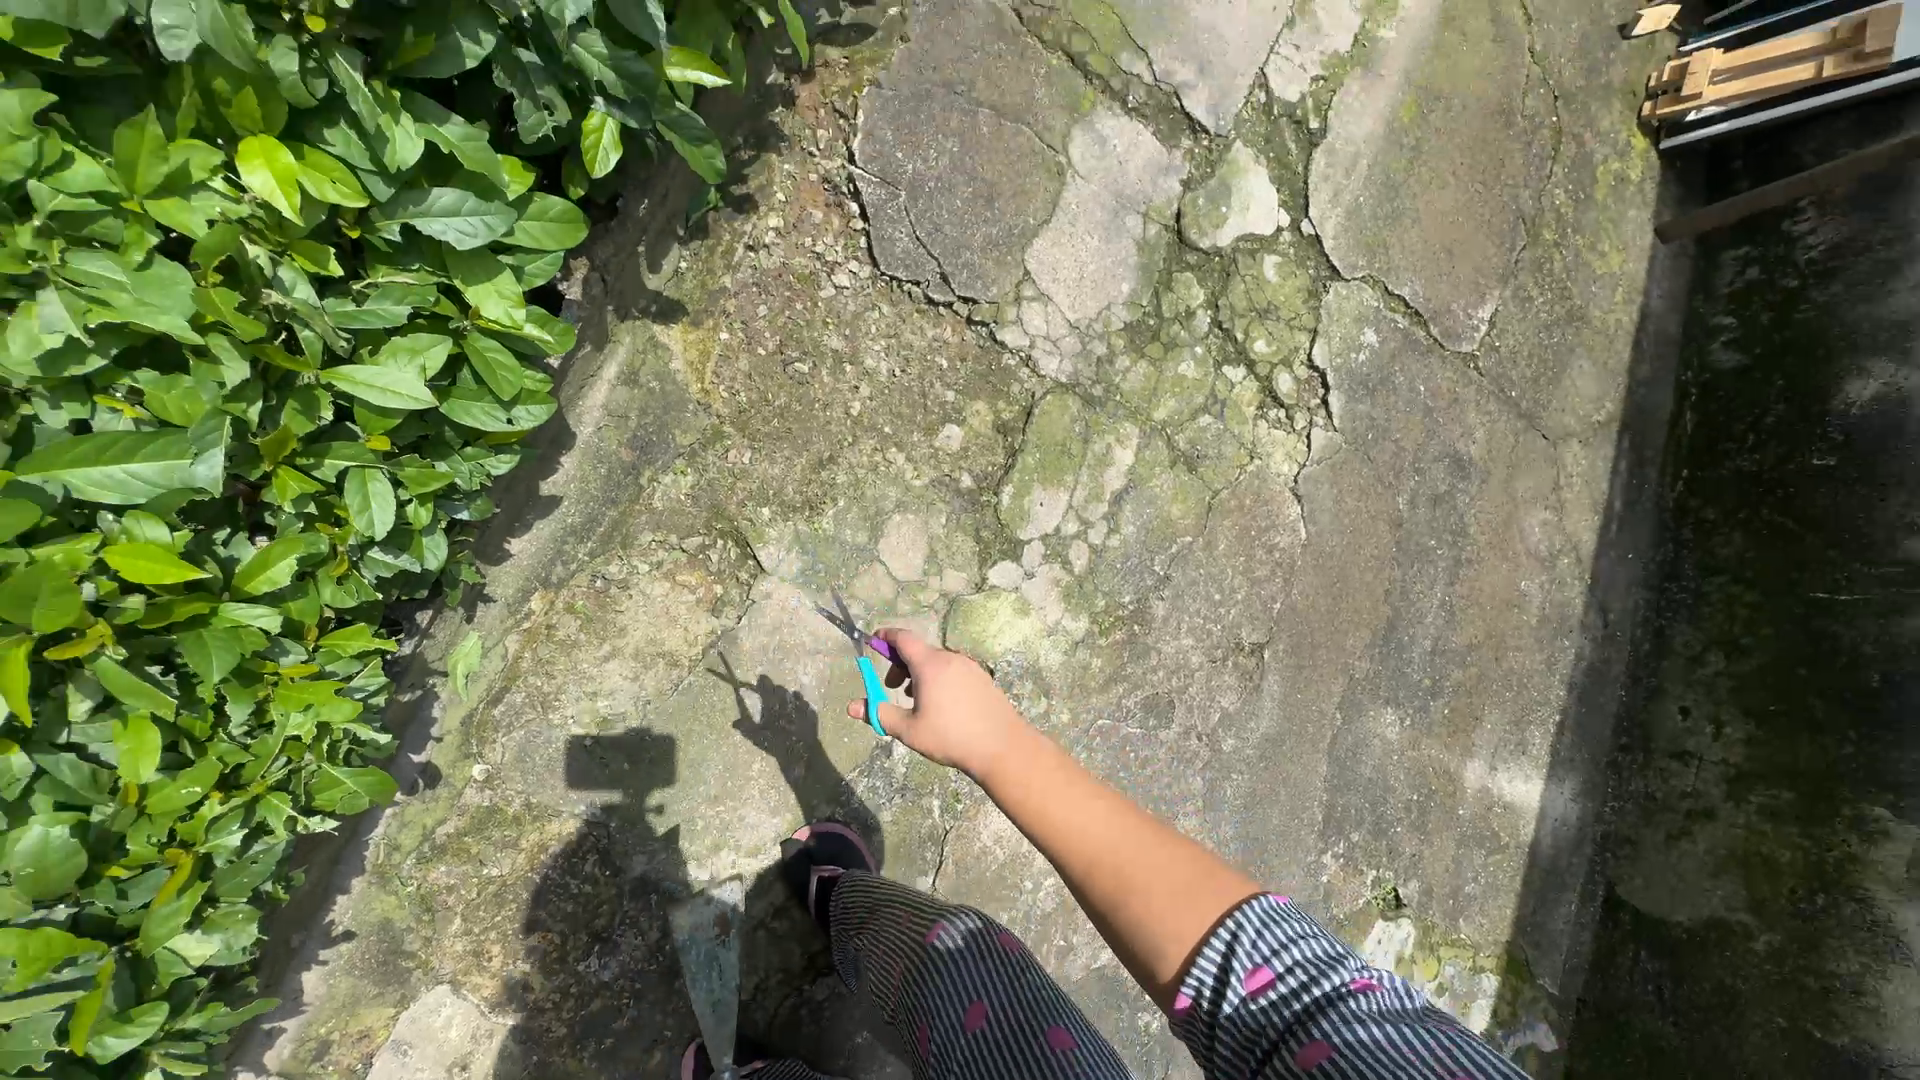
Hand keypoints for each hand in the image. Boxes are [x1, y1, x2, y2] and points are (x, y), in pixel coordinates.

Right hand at [845, 628, 1030, 777]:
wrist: (1001, 747)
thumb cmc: (950, 737)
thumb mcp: (908, 729)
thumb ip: (879, 714)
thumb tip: (852, 707)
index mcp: (930, 664)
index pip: (903, 638)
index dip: (885, 637)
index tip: (873, 641)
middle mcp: (951, 658)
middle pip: (919, 651)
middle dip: (900, 664)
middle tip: (891, 687)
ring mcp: (970, 667)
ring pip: (937, 662)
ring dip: (920, 674)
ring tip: (915, 699)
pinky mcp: (982, 678)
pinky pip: (953, 670)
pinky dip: (939, 679)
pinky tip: (941, 705)